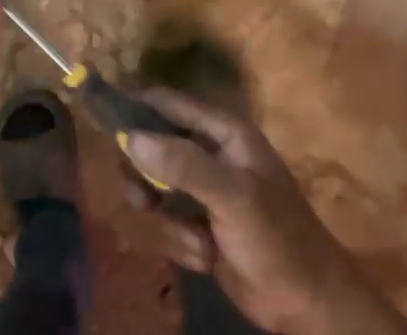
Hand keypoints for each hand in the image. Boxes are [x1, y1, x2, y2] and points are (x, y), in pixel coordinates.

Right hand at [126, 89, 406, 334]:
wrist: (309, 305)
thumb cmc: (278, 238)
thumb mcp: (232, 196)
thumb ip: (182, 164)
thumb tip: (128, 137)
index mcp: (223, 132)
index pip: (166, 102)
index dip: (132, 102)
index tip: (98, 112)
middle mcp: (209, 153)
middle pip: (150, 145)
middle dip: (145, 176)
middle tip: (145, 197)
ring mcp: (202, 189)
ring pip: (151, 185)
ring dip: (165, 217)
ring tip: (191, 239)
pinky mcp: (197, 223)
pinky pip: (164, 220)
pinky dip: (180, 240)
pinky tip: (207, 257)